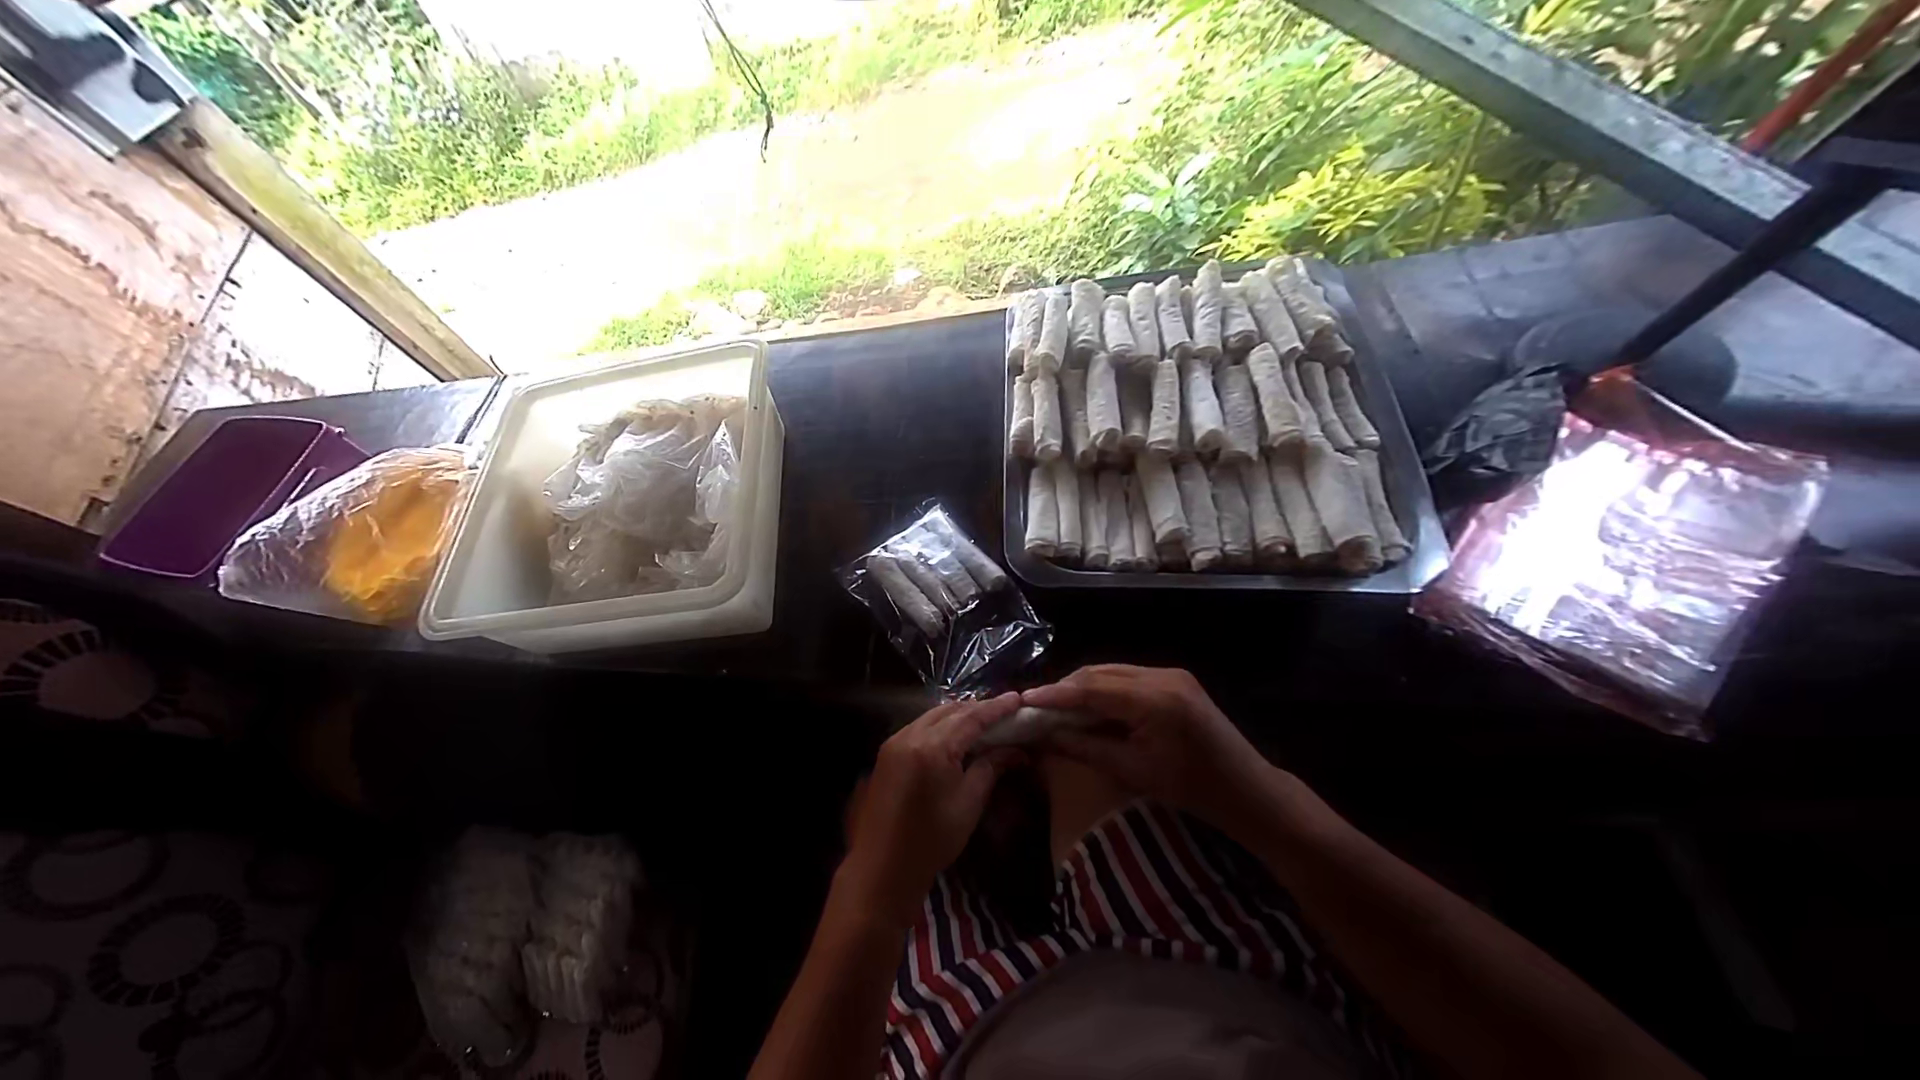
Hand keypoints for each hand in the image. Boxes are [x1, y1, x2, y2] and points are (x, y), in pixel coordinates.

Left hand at [841, 693, 1023, 926]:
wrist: (882, 867)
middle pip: (949, 711)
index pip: (970, 718)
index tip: (1017, 699)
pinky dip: (940, 726)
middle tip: (1004, 711)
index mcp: (932, 747)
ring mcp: (893, 743)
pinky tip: (954, 735)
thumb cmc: (931, 839)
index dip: (996, 708)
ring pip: (931, 717)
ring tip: (983, 721)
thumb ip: (990, 767)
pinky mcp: (886, 754)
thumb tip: (1014, 750)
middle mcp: (909, 735)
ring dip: (957, 715)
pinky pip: (918, 728)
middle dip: (976, 709)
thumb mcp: (969, 802)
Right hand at [1022, 665, 1274, 826]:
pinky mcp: (1175, 679)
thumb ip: (1085, 747)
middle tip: (1036, 706)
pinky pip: (1129, 677)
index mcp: (1155, 699)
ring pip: (1112, 671)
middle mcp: (1163, 675)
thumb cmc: (1192, 789)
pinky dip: (1104, 688)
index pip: (1092, 688)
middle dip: (1066, 688)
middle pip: (1100, 672)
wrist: (1247, 790)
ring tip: (1057, 706)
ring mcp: (1171, 673)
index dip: (1055, 694)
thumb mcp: (1132, 771)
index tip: (1025, 701)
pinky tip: (1089, 705)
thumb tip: (1043, 735)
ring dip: (1083, 686)